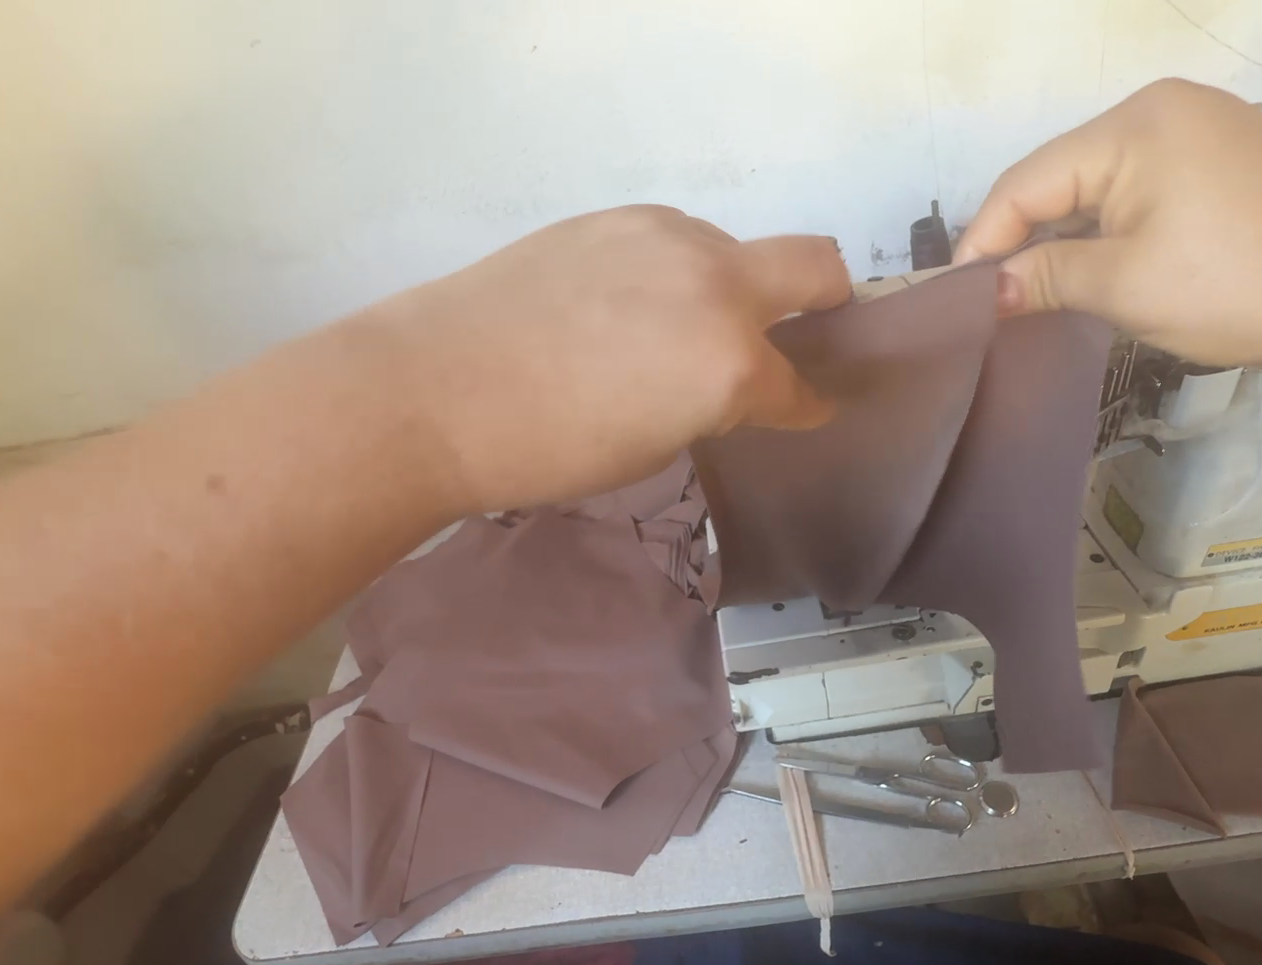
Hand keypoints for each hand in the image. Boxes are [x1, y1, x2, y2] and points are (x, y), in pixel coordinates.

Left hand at [322, 205, 850, 513]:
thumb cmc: (549, 450)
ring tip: (675, 332)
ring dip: (732, 290)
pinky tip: (628, 308)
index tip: (808, 409)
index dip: (806, 406)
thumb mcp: (654, 446)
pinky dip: (678, 274)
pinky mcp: (615, 217)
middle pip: (815, 265)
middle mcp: (714, 284)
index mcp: (729, 363)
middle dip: (826, 302)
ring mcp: (665, 237)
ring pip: (736, 251)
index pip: (797, 387)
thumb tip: (728, 385)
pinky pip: (677, 241)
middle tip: (800, 334)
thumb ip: (712, 405)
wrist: (435, 391)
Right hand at [956, 78, 1261, 368]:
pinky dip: (1098, 234)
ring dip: (1056, 240)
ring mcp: (1196, 134)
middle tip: (986, 300)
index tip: (956, 299)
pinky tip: (1079, 271)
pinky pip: (1130, 196)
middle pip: (1056, 179)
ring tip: (1024, 292)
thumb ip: (1045, 277)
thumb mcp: (1125, 284)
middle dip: (1017, 239)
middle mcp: (1162, 112)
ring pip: (1091, 189)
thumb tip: (985, 293)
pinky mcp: (1216, 165)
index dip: (982, 241)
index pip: (1025, 182)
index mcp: (1136, 126)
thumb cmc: (1240, 283)